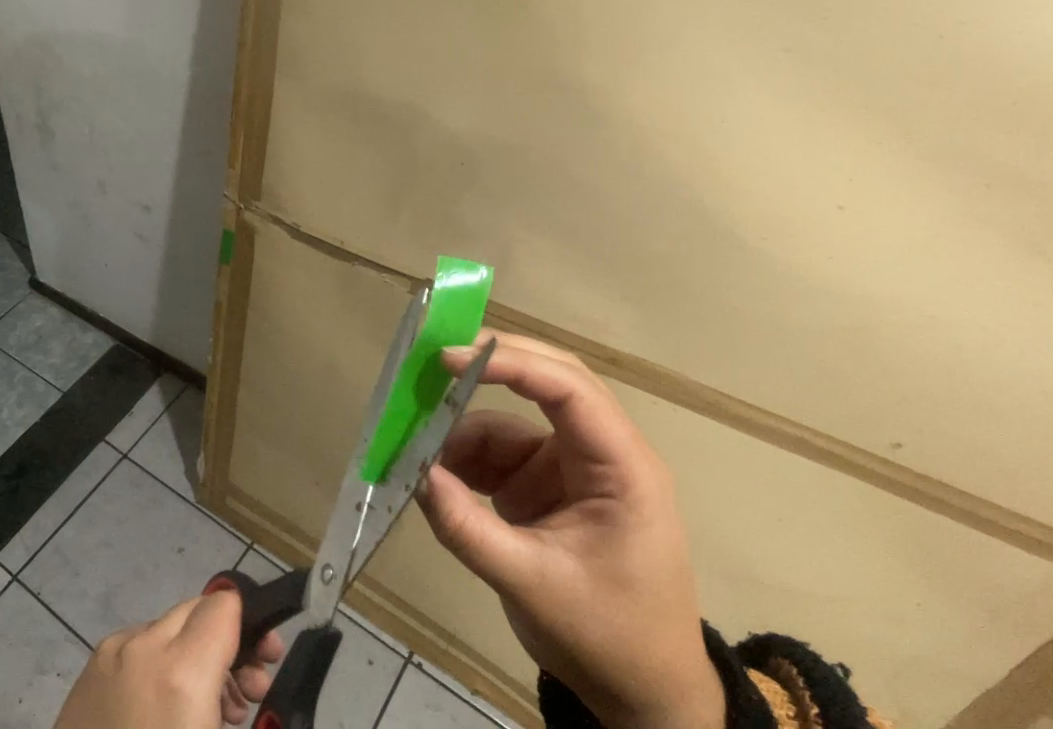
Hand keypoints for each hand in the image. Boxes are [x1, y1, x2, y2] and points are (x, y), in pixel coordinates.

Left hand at [55, 590, 286, 728]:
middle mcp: (142, 647)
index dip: (252, 628)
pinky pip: (138, 649)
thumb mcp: (210, 728)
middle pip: (197, 612)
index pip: (224, 605)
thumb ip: (235, 695)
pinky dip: (161, 667)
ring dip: (195, 656)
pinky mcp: (88, 671)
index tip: (266, 662)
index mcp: (180, 670)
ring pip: (167, 629)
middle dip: (227, 643)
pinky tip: (166, 713)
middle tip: (248, 692)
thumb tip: (244, 679)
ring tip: (210, 710)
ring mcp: (110, 655)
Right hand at [418, 332, 723, 728]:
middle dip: (486, 366)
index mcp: (621, 467)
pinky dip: (459, 460)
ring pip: (508, 420)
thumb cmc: (607, 637)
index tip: (446, 359)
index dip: (507, 363)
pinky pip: (495, 454)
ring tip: (411, 446)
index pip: (568, 388)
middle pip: (545, 381)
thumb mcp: (531, 584)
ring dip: (459, 429)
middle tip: (426, 362)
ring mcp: (569, 467)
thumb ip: (467, 527)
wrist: (642, 693)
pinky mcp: (544, 485)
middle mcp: (598, 453)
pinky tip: (430, 476)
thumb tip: (412, 472)